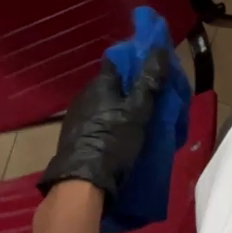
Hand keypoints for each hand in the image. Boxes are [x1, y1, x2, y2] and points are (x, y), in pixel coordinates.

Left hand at [37, 48, 169, 198]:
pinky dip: (107, 124)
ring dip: (116, 108)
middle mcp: (84, 94)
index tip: (152, 69)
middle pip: (111, 84)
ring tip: (135, 120)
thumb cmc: (112, 141)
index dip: (135, 62)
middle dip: (128, 88)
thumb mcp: (139, 110)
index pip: (118, 61)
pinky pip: (94, 122)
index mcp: (100, 83)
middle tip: (149, 99)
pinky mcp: (71, 138)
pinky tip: (116, 136)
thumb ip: (150, 80)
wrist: (80, 184)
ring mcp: (75, 116)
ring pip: (102, 104)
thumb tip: (160, 48)